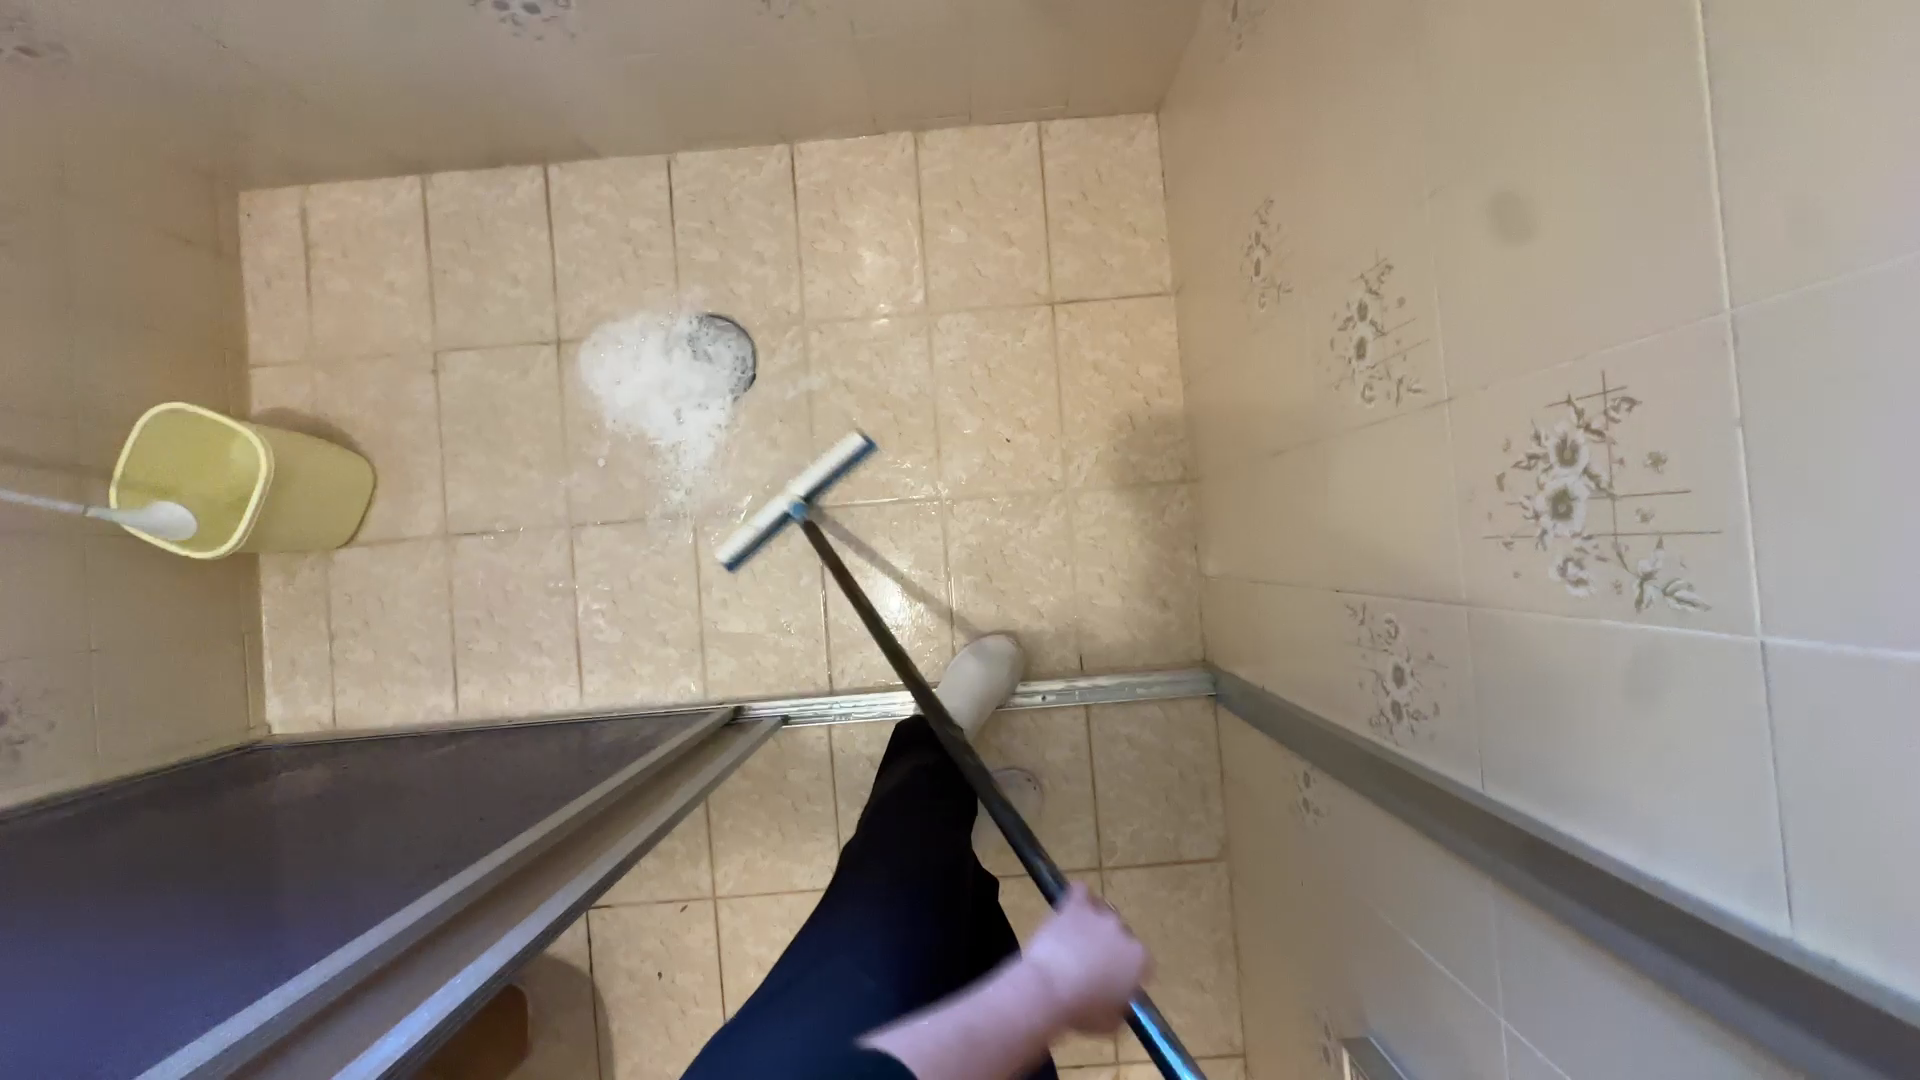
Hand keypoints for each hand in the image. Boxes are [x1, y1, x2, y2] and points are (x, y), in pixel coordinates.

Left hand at [1020, 883, 1152, 1032]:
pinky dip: (1079, 897)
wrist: (1048, 989)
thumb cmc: (1081, 1012)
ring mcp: (1099, 915)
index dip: (1128, 972)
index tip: (1115, 982)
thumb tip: (1118, 1001)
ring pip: (1103, 912)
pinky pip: (1081, 891)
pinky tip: (1073, 907)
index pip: (1142, 961)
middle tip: (1092, 964)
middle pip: (1121, 935)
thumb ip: (1121, 1007)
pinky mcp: (1074, 906)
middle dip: (1110, 947)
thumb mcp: (1110, 1022)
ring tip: (1079, 939)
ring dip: (1095, 924)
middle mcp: (1123, 932)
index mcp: (1138, 960)